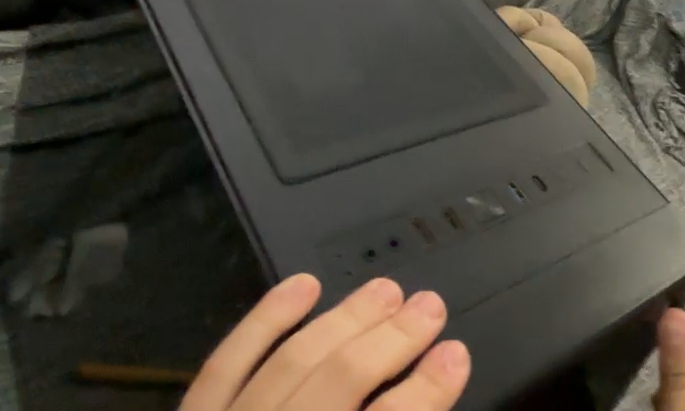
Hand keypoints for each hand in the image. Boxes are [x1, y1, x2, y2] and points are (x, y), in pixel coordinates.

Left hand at [181, 274, 470, 410]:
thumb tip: (424, 403)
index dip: (424, 393)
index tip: (457, 355)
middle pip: (336, 385)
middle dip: (391, 341)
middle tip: (431, 306)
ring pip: (290, 362)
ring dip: (344, 319)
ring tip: (388, 288)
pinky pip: (226, 362)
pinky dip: (265, 319)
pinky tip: (305, 285)